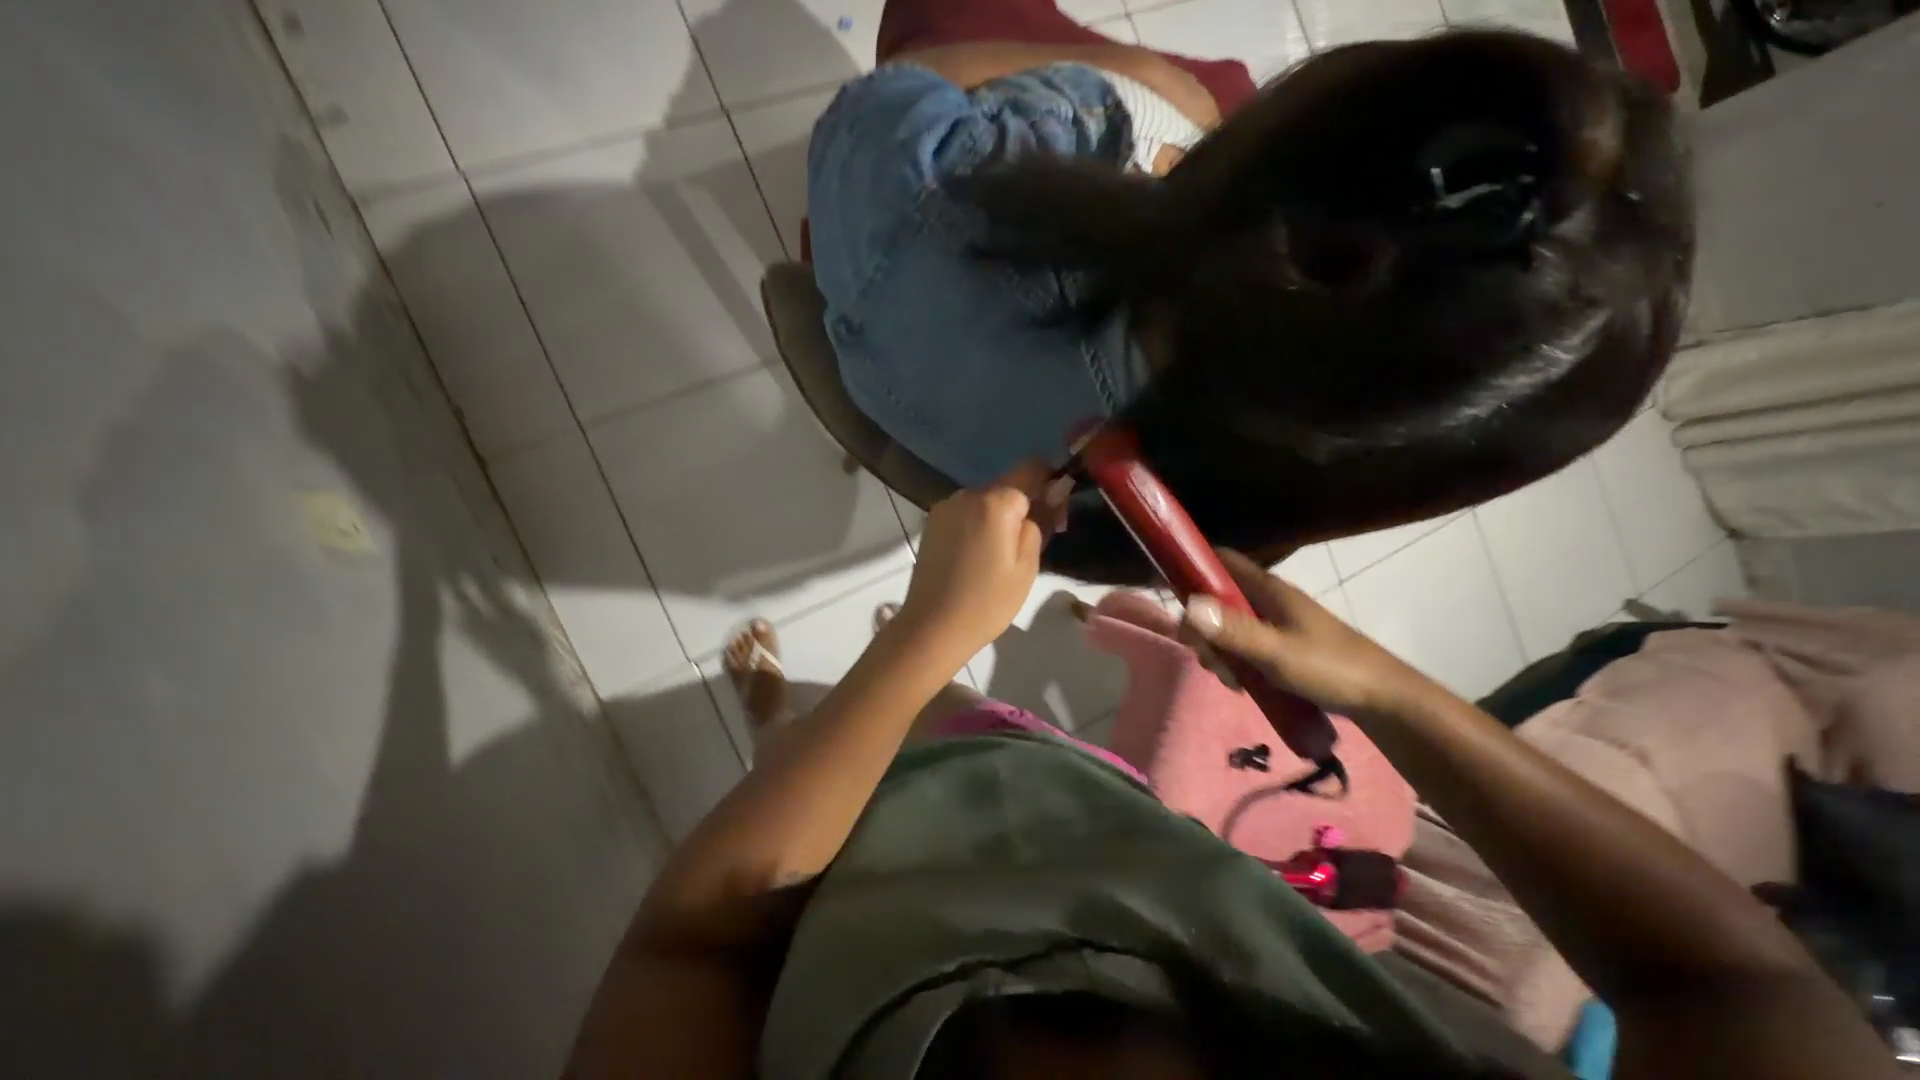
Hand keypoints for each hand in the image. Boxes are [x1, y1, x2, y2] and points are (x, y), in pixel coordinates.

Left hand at [894, 462, 1068, 659]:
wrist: (932, 627)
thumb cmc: (988, 601)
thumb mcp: (1027, 566)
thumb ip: (1039, 522)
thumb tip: (1050, 496)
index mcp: (995, 502)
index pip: (1031, 468)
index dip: (1049, 482)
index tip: (1055, 512)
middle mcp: (967, 494)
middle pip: (1007, 487)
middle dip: (1023, 506)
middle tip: (1032, 544)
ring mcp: (945, 508)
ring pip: (985, 501)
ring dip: (999, 517)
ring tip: (1001, 557)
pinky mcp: (932, 524)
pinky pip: (966, 514)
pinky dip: (978, 525)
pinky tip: (977, 558)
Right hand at [1179, 550, 1433, 716]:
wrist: (1383, 699)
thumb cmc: (1331, 668)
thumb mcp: (1276, 652)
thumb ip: (1233, 631)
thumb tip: (1188, 605)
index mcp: (1269, 589)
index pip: (1220, 560)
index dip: (1190, 566)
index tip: (1166, 588)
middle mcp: (1270, 600)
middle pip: (1218, 600)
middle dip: (1203, 628)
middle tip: (1210, 660)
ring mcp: (1278, 625)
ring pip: (1229, 628)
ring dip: (1220, 651)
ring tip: (1234, 681)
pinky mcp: (1284, 648)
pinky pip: (1246, 648)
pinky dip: (1238, 663)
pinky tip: (1245, 686)